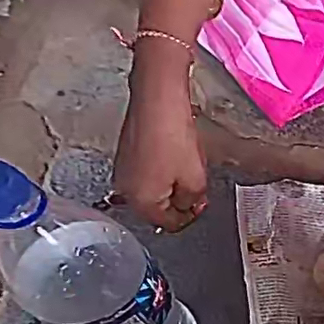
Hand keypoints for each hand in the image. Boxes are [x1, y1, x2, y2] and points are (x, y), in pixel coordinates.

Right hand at [115, 50, 207, 230]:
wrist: (157, 99)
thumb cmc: (174, 139)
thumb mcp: (195, 181)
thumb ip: (191, 202)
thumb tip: (186, 206)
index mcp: (141, 202)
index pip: (167, 223)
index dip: (188, 217)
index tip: (200, 204)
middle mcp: (125, 189)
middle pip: (157, 207)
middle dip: (179, 201)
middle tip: (197, 188)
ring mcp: (122, 170)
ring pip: (152, 188)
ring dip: (171, 184)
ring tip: (188, 168)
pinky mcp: (125, 152)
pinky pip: (146, 171)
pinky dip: (162, 169)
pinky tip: (175, 155)